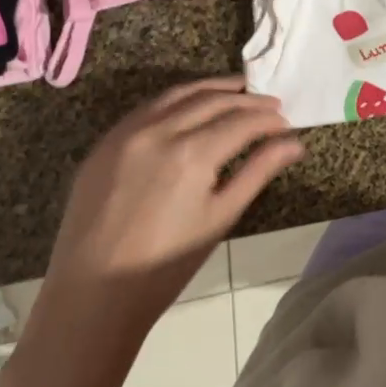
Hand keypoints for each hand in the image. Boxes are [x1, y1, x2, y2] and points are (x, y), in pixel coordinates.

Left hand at [44, 76, 302, 313]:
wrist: (91, 298)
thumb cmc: (165, 266)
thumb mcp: (220, 218)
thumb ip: (258, 171)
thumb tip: (294, 143)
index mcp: (190, 154)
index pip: (241, 121)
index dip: (269, 119)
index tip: (287, 122)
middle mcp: (158, 132)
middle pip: (212, 100)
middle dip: (246, 99)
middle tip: (270, 104)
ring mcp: (125, 134)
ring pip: (178, 94)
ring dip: (212, 88)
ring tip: (237, 90)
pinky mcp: (104, 144)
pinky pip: (147, 108)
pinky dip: (177, 99)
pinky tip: (191, 107)